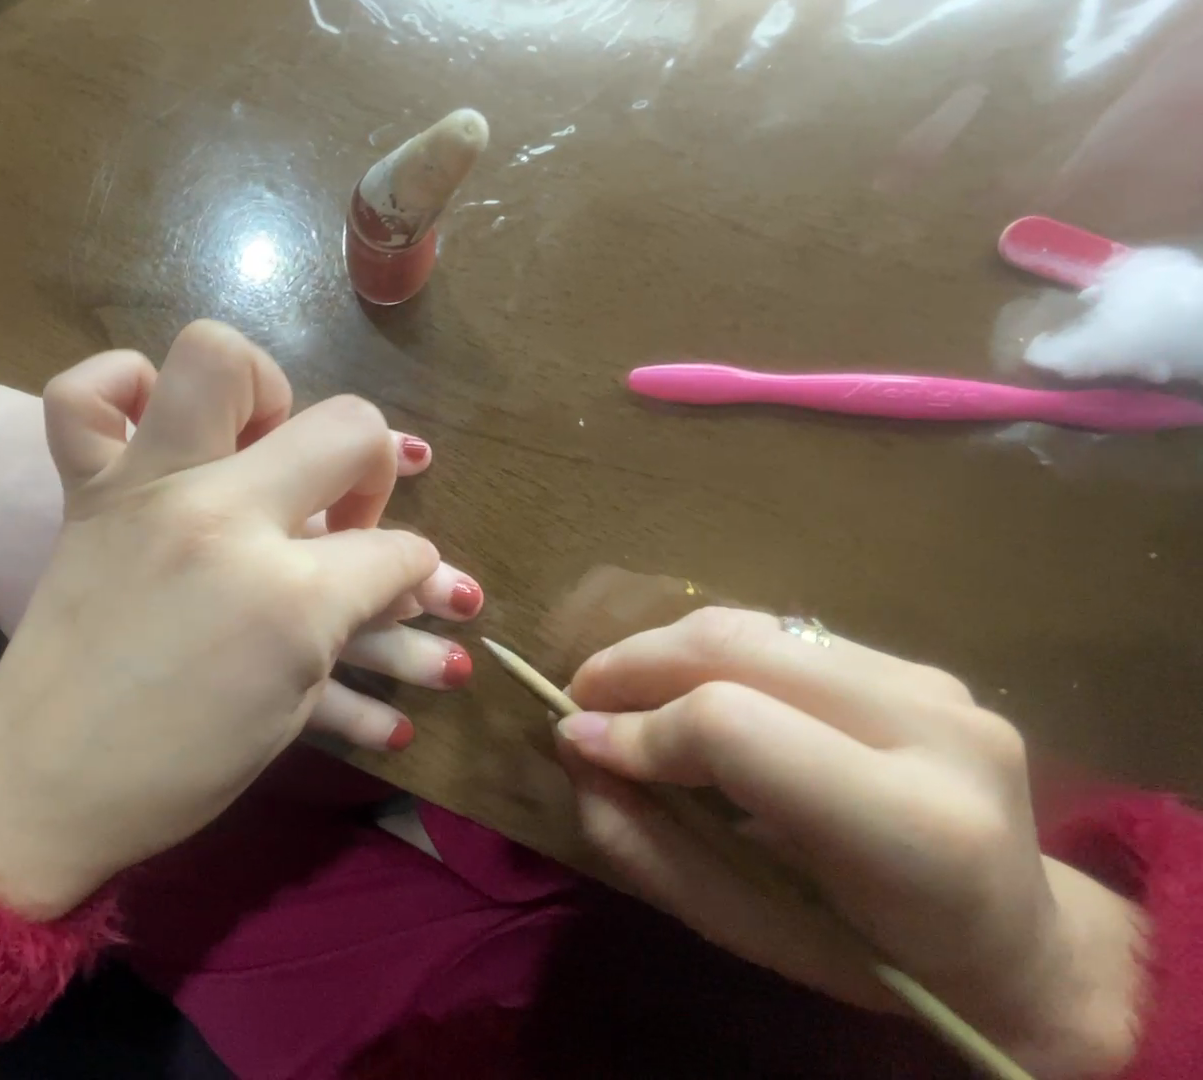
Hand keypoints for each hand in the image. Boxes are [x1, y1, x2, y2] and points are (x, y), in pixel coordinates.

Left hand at [0, 321, 441, 918]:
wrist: (46, 781)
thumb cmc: (180, 770)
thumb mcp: (291, 708)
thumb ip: (350, 626)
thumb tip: (406, 575)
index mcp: (289, 596)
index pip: (394, 550)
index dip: (416, 570)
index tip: (403, 584)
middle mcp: (223, 516)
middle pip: (345, 429)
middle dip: (373, 466)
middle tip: (344, 511)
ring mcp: (145, 490)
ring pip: (215, 360)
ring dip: (262, 390)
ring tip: (262, 442)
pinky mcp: (86, 490)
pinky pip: (82, 393)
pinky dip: (122, 386)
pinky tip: (155, 420)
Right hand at [558, 607, 1144, 1078]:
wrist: (1019, 942)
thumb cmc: (864, 953)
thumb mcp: (737, 925)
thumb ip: (641, 839)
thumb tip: (575, 744)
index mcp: (910, 827)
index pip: (733, 728)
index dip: (638, 729)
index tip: (577, 743)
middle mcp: (936, 733)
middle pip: (734, 648)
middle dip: (631, 663)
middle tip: (579, 697)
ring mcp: (934, 686)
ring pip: (749, 627)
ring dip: (659, 648)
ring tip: (617, 687)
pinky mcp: (915, 665)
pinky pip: (776, 634)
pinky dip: (704, 653)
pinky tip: (682, 688)